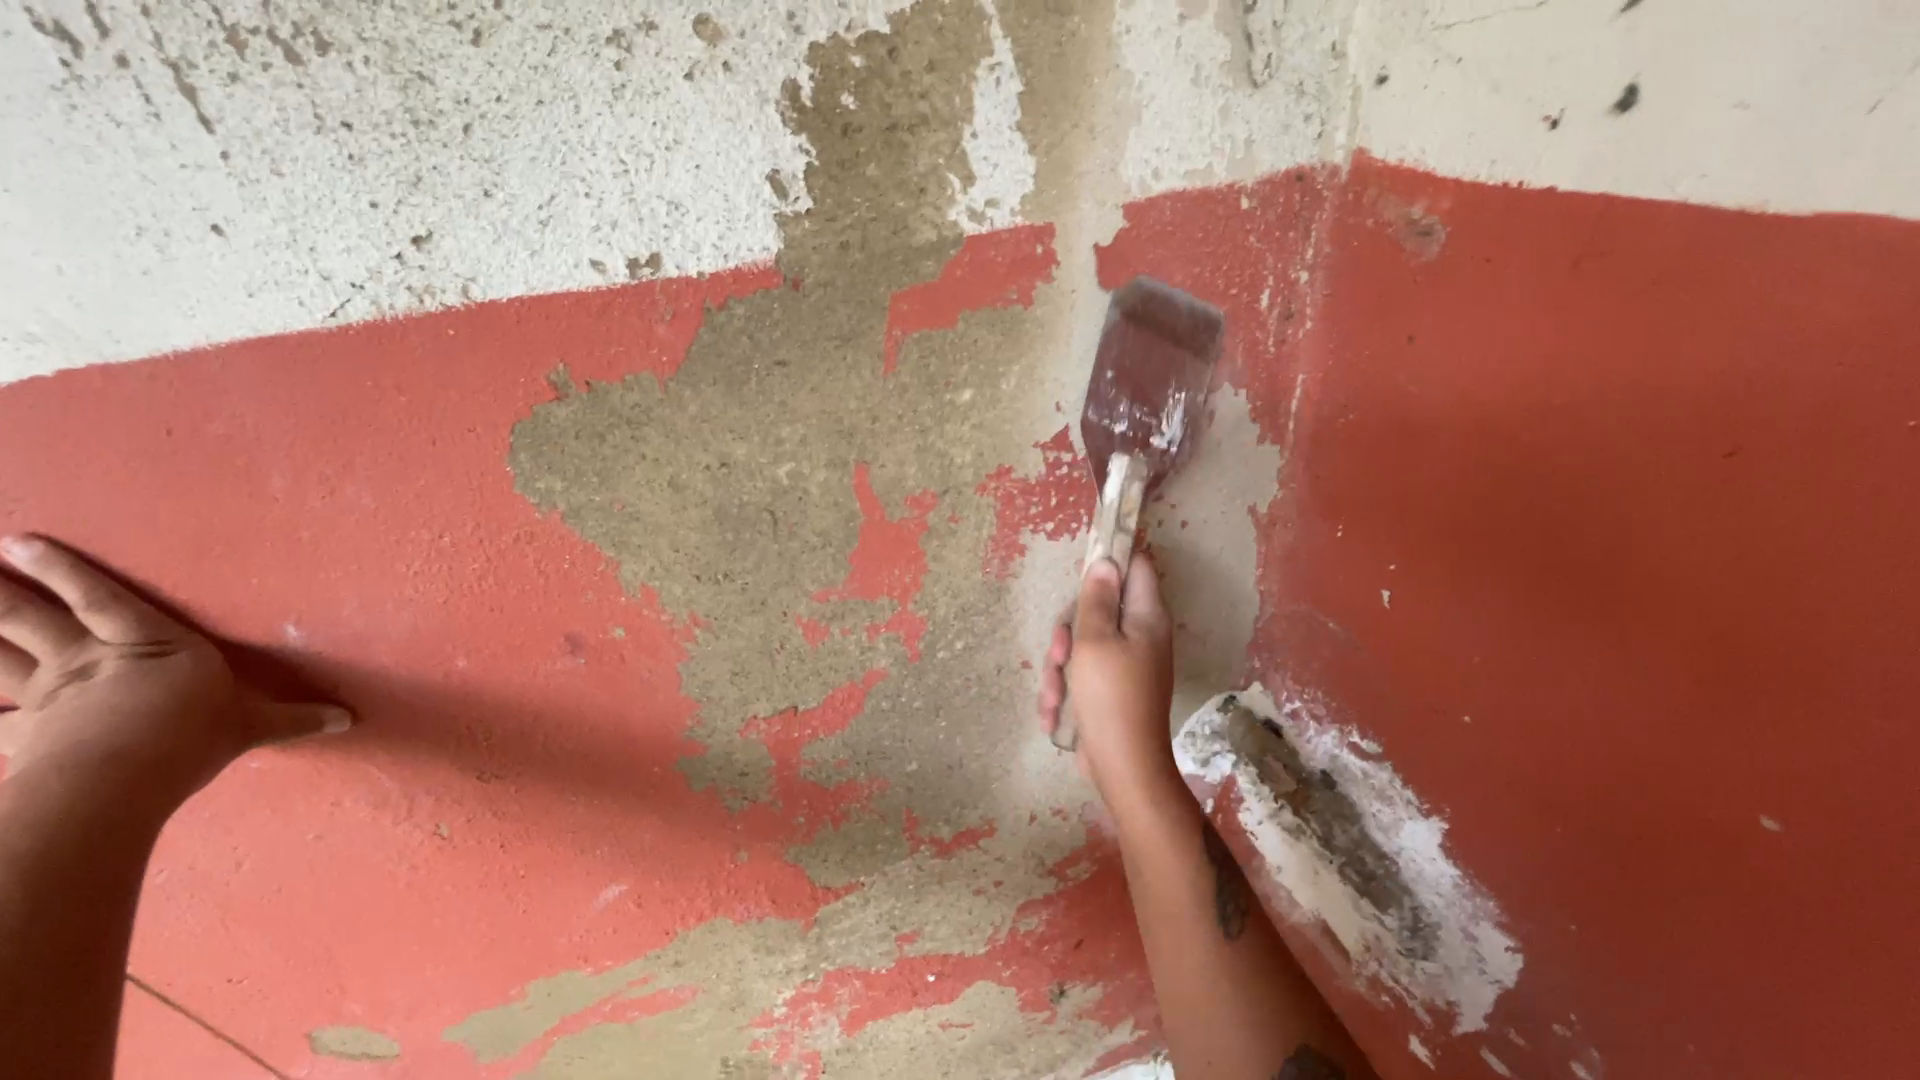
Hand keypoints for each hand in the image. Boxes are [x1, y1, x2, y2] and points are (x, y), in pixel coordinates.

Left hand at [0, 535, 349, 822]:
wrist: (117, 781)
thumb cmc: (190, 736)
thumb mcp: (254, 725)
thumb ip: (294, 720)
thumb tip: (349, 718)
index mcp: (147, 648)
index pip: (102, 600)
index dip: (63, 571)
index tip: (22, 542)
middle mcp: (88, 663)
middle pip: (31, 621)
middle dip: (1, 593)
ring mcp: (46, 700)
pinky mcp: (18, 739)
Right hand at [1037, 554, 1176, 800]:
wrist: (1122, 765)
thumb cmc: (1110, 696)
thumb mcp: (1094, 640)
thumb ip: (1096, 598)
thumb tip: (1106, 561)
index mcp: (1146, 617)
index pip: (1136, 567)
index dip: (1110, 559)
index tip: (1080, 568)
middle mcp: (1140, 636)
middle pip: (1097, 610)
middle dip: (1068, 633)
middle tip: (1060, 653)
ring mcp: (1126, 665)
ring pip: (1081, 646)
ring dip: (1060, 670)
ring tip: (1056, 695)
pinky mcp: (1110, 691)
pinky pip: (1082, 676)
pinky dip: (1065, 692)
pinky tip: (1055, 714)